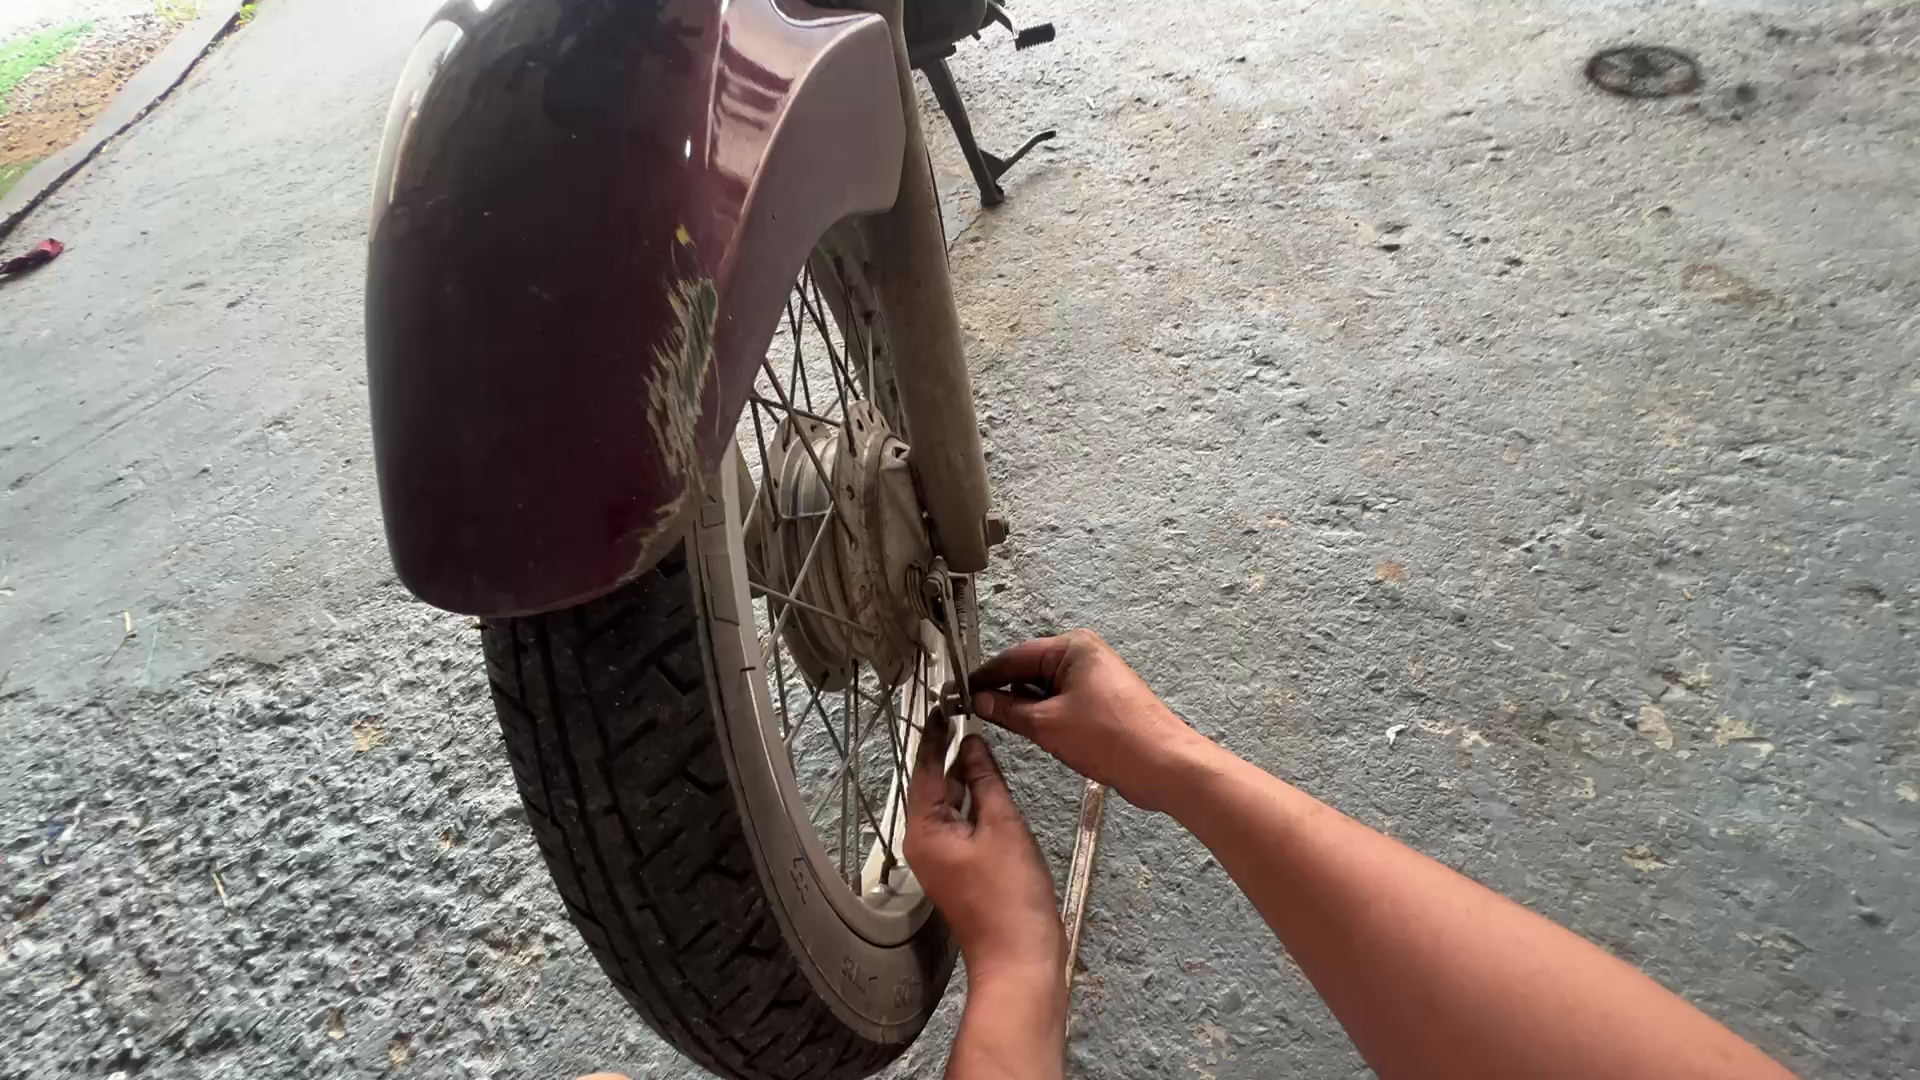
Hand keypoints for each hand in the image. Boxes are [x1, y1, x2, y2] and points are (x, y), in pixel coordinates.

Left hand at [903, 717, 1064, 985]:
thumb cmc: (1010, 894)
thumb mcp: (1002, 824)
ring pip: (946, 802)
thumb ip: (984, 779)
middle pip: (932, 785)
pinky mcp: (957, 866)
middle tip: (962, 715)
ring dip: (961, 775)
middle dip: (948, 752)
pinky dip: (970, 799)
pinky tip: (985, 782)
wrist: (1020, 958)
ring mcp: (939, 856)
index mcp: (924, 830)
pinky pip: (958, 821)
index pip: (925, 769)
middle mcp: (922, 842)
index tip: (942, 706)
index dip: (935, 736)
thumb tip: (972, 744)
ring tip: (976, 740)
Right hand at [967, 630, 1209, 811]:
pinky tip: (1030, 732)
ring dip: (1025, 707)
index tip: (963, 691)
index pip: (1016, 656)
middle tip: (974, 710)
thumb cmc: (1112, 737)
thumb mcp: (1047, 724)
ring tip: (999, 724)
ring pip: (1045, 689)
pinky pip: (1061, 702)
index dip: (987, 676)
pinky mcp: (1100, 702)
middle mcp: (1084, 656)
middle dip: (1005, 691)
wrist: (1163, 766)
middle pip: (1030, 670)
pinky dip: (1044, 716)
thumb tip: (980, 702)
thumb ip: (1008, 711)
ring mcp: (1094, 679)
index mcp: (1073, 647)